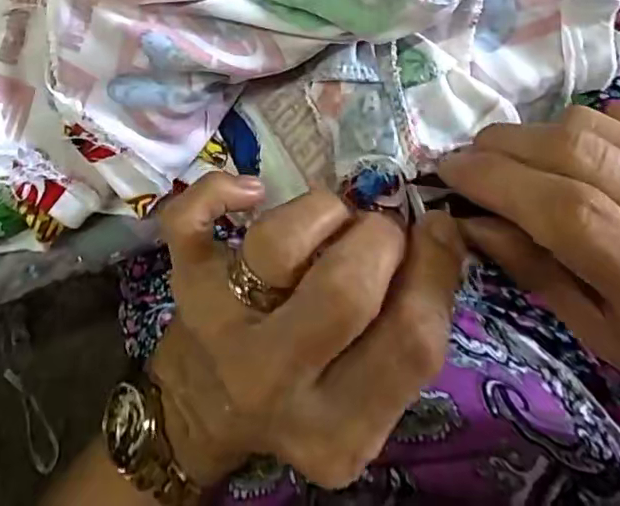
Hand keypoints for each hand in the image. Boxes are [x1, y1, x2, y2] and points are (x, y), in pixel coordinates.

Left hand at [147, 174, 466, 488]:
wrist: (205, 404)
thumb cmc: (300, 395)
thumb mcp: (363, 396)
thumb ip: (403, 333)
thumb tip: (438, 234)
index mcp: (339, 430)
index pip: (410, 344)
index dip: (434, 272)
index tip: (436, 230)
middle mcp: (273, 380)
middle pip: (344, 288)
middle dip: (380, 238)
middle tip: (381, 228)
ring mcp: (218, 325)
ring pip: (277, 242)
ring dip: (322, 209)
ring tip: (334, 215)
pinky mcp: (181, 281)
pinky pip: (190, 218)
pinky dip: (219, 189)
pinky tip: (254, 191)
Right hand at [437, 103, 619, 504]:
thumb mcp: (603, 341)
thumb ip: (532, 270)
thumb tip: (467, 215)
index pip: (570, 211)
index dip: (498, 180)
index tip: (450, 171)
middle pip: (579, 152)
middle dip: (505, 146)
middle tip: (472, 158)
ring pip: (599, 122)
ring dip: (540, 134)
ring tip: (524, 158)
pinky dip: (590, 127)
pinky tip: (585, 155)